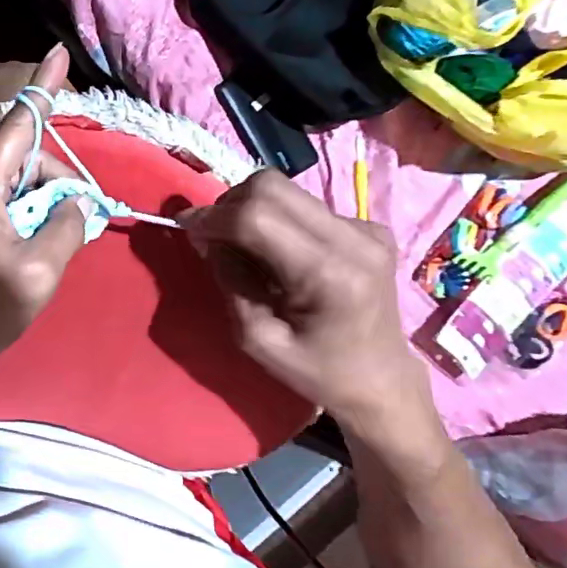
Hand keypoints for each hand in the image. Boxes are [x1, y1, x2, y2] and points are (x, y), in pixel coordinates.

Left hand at [0, 46, 86, 378]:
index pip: (16, 126)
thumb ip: (67, 225)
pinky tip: (37, 244)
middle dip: (54, 178)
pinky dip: (26, 214)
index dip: (41, 89)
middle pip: (20, 157)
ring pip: (13, 181)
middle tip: (75, 220)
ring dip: (42, 202)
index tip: (57, 52)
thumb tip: (75, 205)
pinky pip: (1, 202)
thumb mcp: (41, 270)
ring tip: (52, 244)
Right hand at [182, 171, 435, 436]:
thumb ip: (230, 280)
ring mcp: (366, 227)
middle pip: (271, 187)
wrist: (380, 380)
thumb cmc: (316, 371)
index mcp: (329, 273)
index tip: (185, 227)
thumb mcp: (256, 338)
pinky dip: (276, 220)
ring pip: (286, 190)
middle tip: (212, 237)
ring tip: (243, 247)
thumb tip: (206, 235)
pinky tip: (278, 255)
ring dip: (251, 210)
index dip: (213, 216)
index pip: (257, 216)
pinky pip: (304, 205)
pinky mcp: (368, 225)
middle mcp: (354, 238)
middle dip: (229, 205)